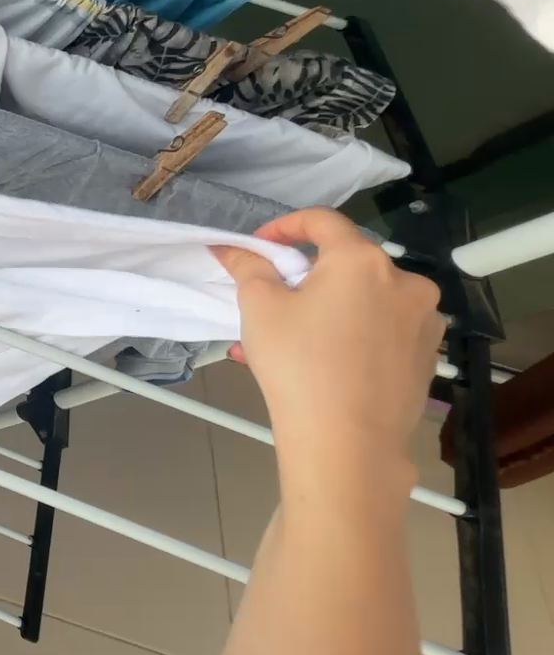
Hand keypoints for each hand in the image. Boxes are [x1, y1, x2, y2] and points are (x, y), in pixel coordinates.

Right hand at [212, 208, 443, 480]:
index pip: (323, 220)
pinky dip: (342, 326)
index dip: (283, 226)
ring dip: (320, 302)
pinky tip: (312, 354)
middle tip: (267, 295)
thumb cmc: (297, 358)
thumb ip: (247, 266)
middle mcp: (406, 283)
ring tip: (282, 332)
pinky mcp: (425, 352)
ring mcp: (423, 320)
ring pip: (359, 296)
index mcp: (363, 262)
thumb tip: (229, 248)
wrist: (347, 435)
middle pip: (344, 260)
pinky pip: (375, 324)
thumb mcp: (258, 304)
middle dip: (302, 271)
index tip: (256, 247)